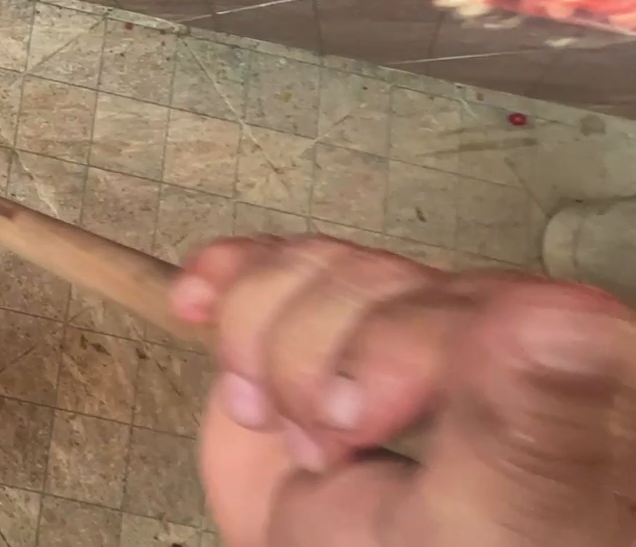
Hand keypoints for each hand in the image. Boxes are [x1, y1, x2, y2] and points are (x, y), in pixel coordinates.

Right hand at [174, 235, 634, 546]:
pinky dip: (213, 277)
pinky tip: (195, 309)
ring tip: (262, 417)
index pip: (479, 303)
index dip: (391, 349)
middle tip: (309, 448)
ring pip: (304, 263)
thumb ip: (522, 432)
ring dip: (253, 340)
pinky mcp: (300, 308)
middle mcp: (483, 331)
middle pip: (370, 281)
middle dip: (305, 363)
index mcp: (563, 380)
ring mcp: (383, 314)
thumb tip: (577, 315)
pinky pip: (253, 253)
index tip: (346, 425)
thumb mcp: (475, 527)